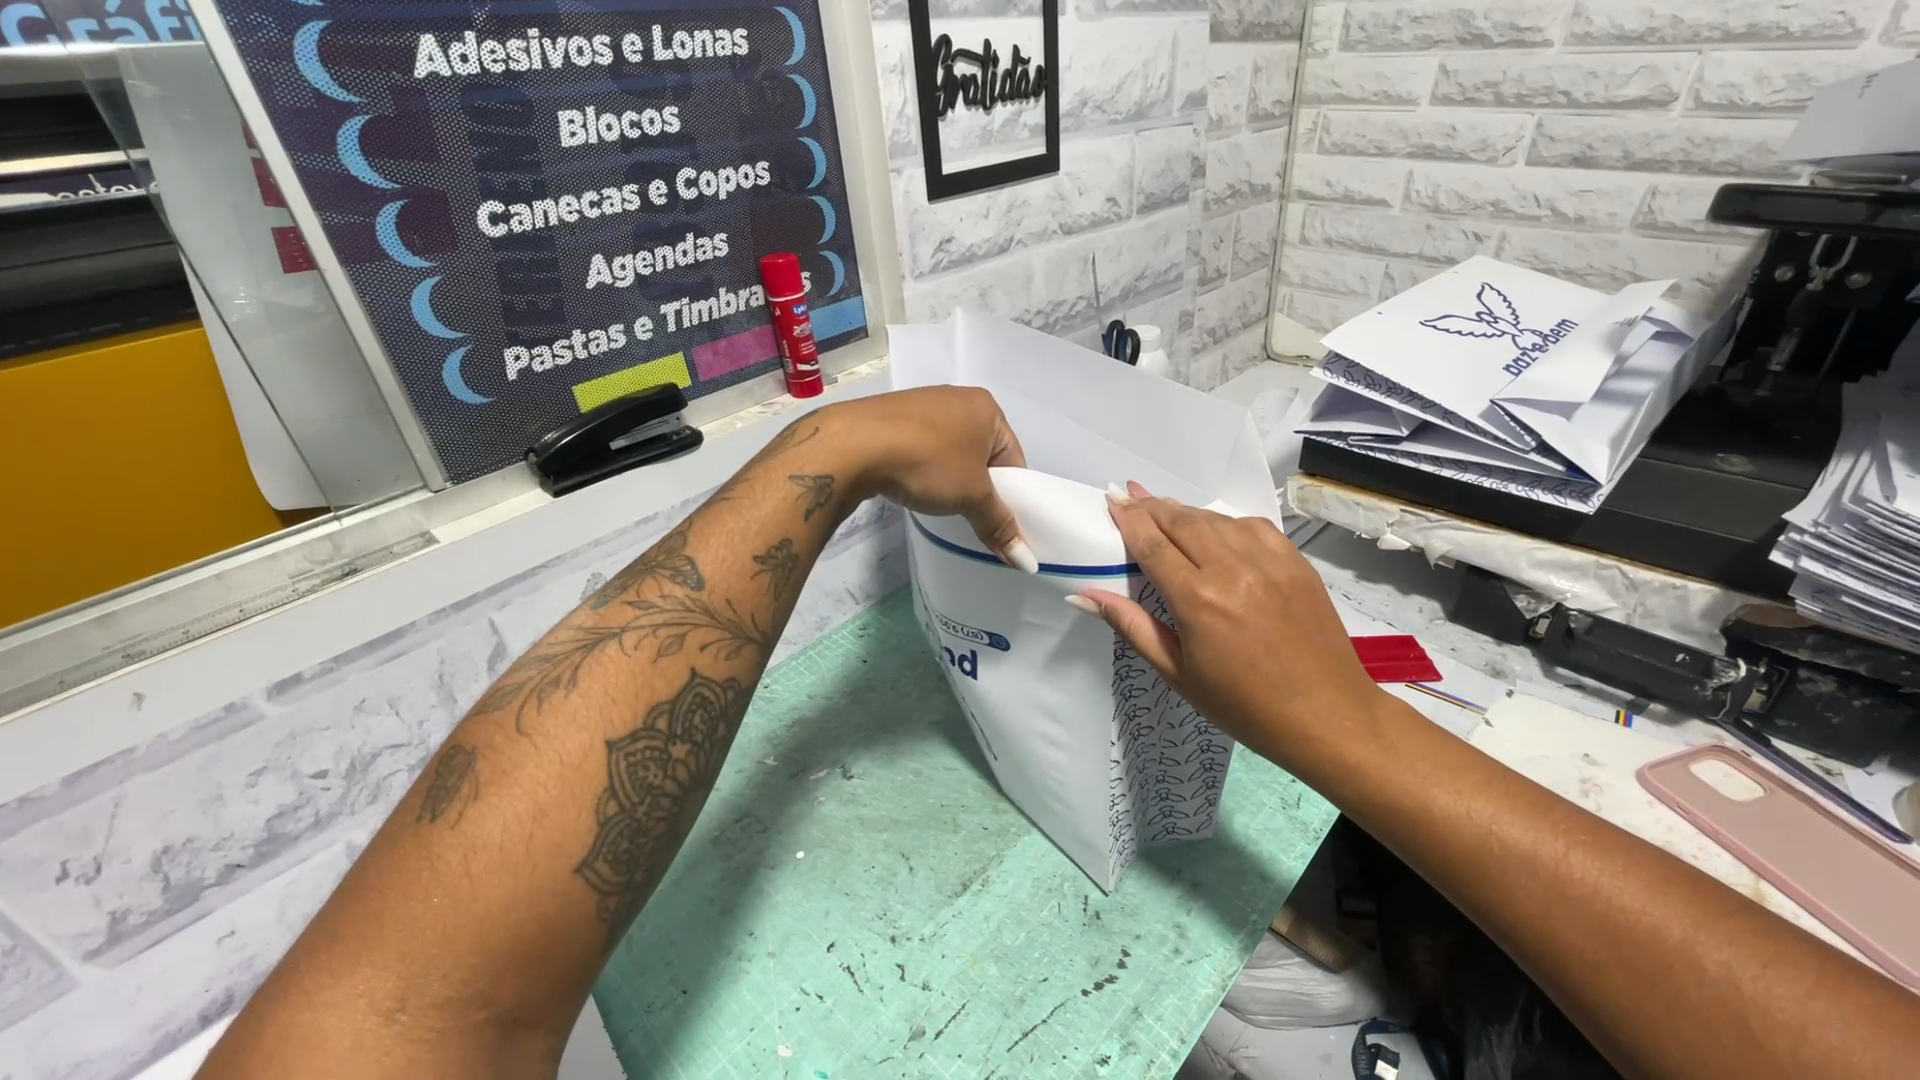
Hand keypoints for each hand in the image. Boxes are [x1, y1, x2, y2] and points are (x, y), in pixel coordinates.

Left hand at [823, 388, 1036, 570]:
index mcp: (987, 408)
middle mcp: (957, 398)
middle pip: (982, 455)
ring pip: (950, 452)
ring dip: (950, 480)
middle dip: (979, 488)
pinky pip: (921, 448)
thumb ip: (1000, 525)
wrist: (854, 444)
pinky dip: (923, 470)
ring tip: (939, 504)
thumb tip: (1026, 562)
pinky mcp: (892, 418)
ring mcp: (922, 406)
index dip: (1011, 496)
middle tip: (972, 518)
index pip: (1013, 459)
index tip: (1000, 524)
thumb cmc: (928, 462)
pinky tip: (912, 487)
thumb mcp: (972, 497)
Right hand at [1073, 483, 1386, 761]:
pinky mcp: (1297, 563)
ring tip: (1165, 508)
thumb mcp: (1178, 673)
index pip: (1153, 545)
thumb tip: (1084, 595)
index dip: (1129, 520)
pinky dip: (1227, 521)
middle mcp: (1233, 570)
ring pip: (1217, 520)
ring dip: (1186, 511)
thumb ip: (1132, 626)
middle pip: (1183, 522)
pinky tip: (1217, 528)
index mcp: (1198, 600)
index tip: (1113, 500)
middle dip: (1153, 506)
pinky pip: (1254, 527)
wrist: (1326, 715)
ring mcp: (1270, 562)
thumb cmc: (1243, 705)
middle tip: (1131, 494)